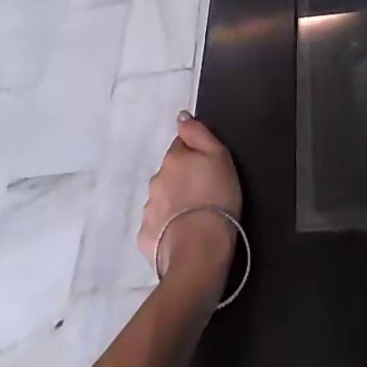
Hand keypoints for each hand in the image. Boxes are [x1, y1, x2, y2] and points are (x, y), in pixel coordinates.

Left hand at [137, 112, 240, 287]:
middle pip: (169, 174)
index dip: (195, 155)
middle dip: (182, 180)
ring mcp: (148, 210)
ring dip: (174, 204)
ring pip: (162, 199)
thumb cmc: (216, 199)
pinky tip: (181, 237)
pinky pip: (158, 227)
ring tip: (194, 219)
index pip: (180, 147)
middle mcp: (156, 181)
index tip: (207, 168)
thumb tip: (181, 116)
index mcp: (173, 160)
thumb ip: (198, 133)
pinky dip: (167, 228)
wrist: (199, 250)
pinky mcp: (146, 236)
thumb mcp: (219, 158)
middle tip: (204, 195)